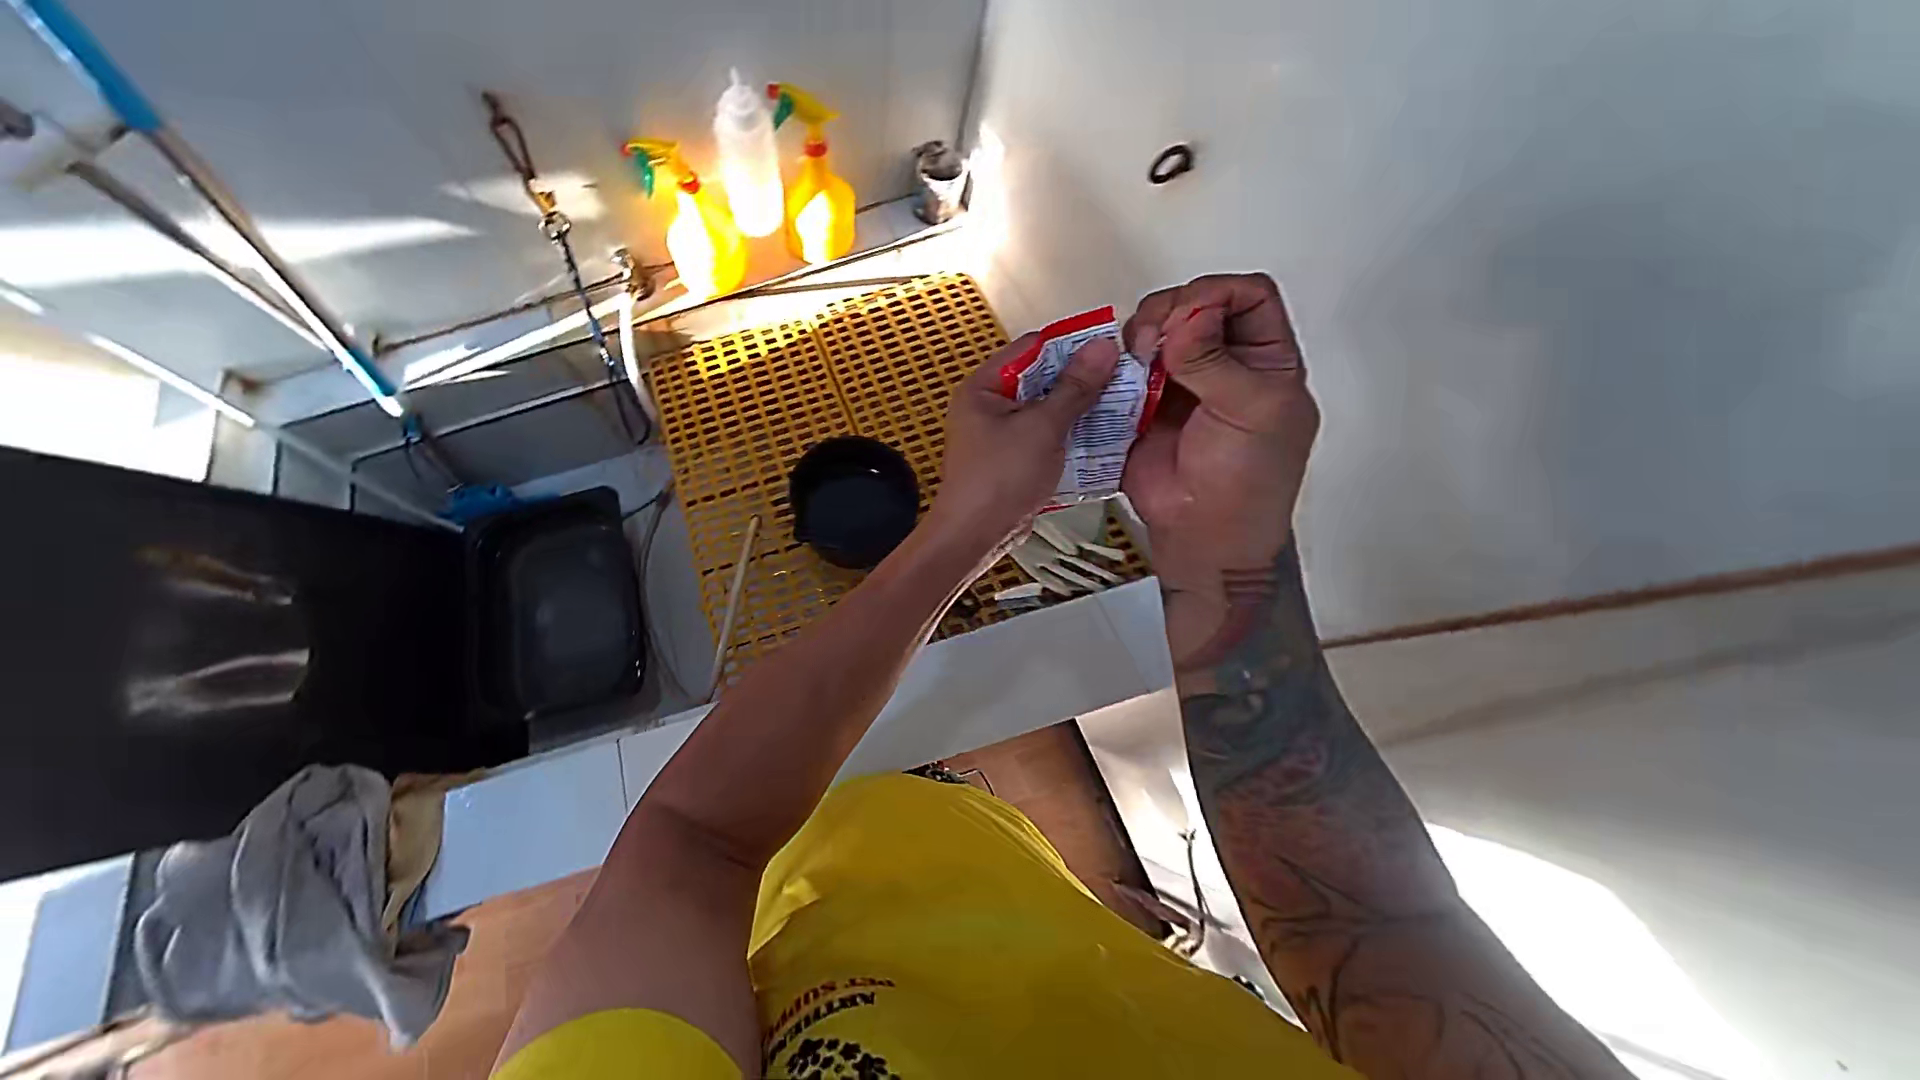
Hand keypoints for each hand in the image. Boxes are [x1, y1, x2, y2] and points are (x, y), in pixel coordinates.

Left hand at [930, 332, 1120, 553]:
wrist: (974, 536)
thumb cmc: (999, 478)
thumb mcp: (1042, 427)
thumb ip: (1074, 388)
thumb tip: (1103, 347)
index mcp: (984, 387)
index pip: (1032, 348)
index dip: (1071, 345)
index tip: (1110, 348)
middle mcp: (989, 406)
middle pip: (1042, 380)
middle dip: (1081, 381)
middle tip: (1123, 380)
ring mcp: (1001, 435)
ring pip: (1048, 411)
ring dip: (1080, 411)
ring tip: (1122, 407)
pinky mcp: (1014, 460)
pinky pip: (1046, 438)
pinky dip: (1070, 437)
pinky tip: (1102, 438)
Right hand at [1121, 273, 1318, 575]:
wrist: (1203, 532)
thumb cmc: (1246, 479)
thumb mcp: (1252, 412)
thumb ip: (1217, 361)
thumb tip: (1185, 319)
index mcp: (1264, 358)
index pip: (1247, 295)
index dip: (1218, 294)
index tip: (1191, 318)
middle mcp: (1221, 362)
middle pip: (1194, 305)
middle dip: (1171, 312)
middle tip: (1155, 340)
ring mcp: (1179, 381)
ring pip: (1155, 331)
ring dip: (1140, 336)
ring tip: (1136, 361)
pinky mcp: (1142, 403)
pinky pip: (1125, 369)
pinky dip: (1117, 366)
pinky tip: (1120, 379)